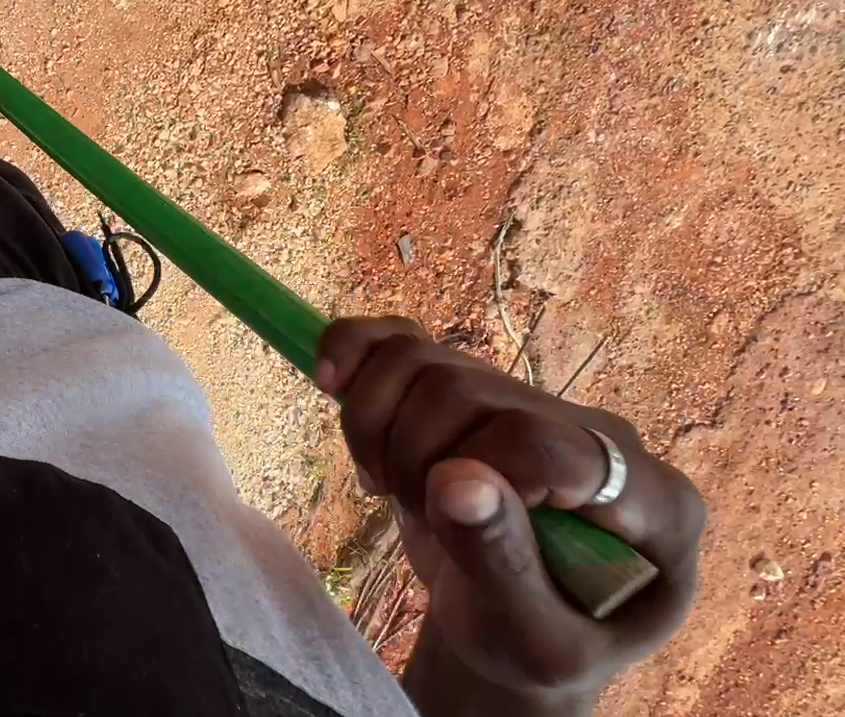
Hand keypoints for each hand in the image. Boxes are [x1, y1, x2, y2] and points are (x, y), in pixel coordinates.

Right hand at [316, 317, 704, 709]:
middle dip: (408, 455)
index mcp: (648, 497)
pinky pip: (394, 335)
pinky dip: (348, 348)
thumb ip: (504, 563)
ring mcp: (521, 395)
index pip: (545, 440)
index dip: (476, 471)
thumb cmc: (529, 641)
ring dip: (370, 421)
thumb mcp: (531, 640)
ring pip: (415, 357)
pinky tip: (329, 383)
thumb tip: (455, 481)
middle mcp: (591, 428)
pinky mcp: (462, 380)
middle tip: (407, 510)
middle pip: (462, 390)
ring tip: (384, 478)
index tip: (442, 521)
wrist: (502, 618)